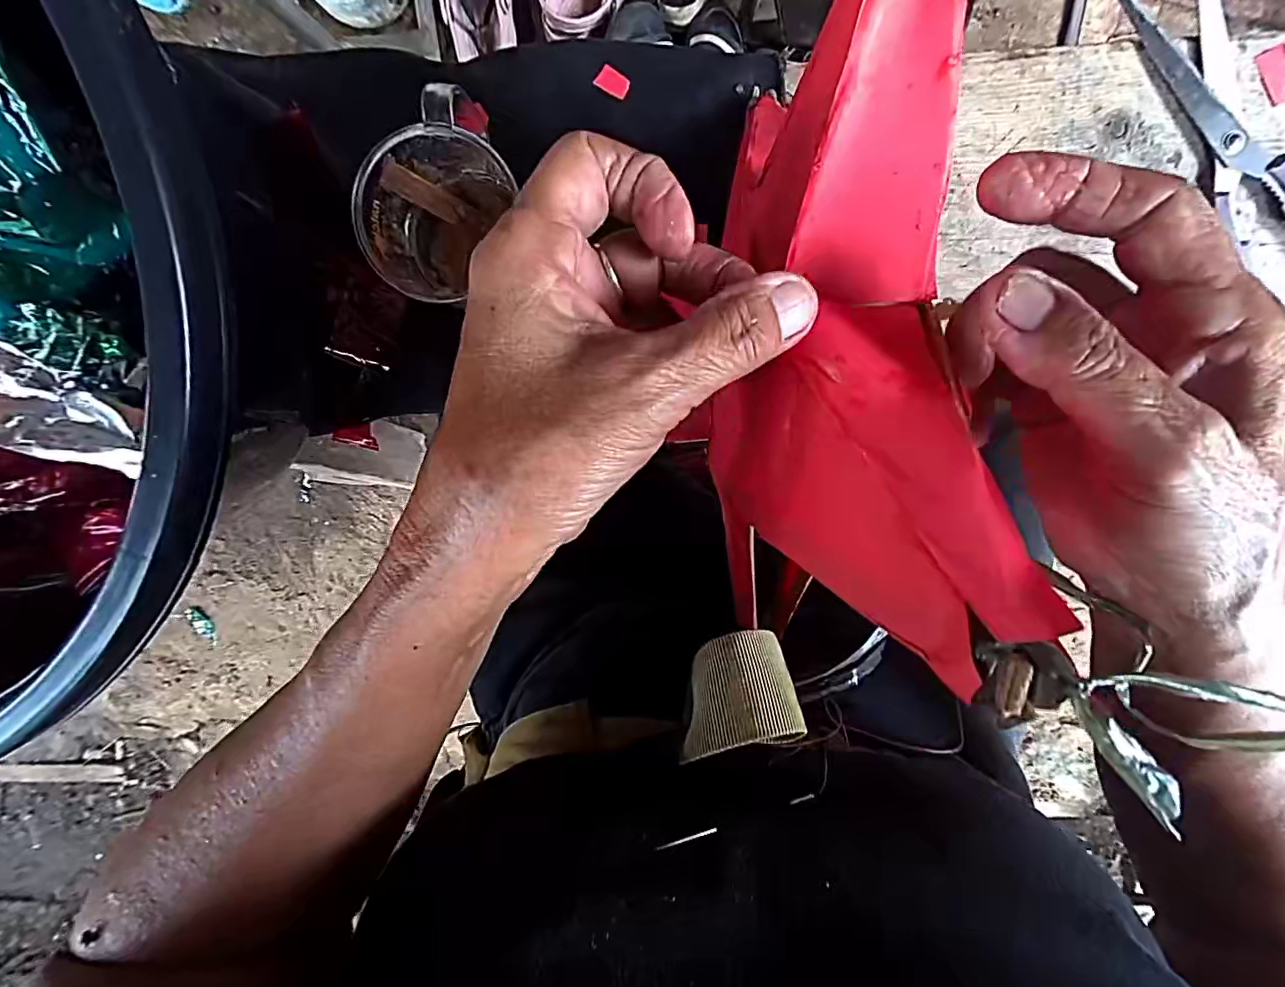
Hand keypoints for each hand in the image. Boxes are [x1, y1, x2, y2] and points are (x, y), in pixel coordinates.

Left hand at [414, 132, 818, 565]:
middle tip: (746, 314)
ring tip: (735, 355)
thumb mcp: (647, 388)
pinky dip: (676, 350)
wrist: (492, 526)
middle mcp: (543, 278)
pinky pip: (637, 335)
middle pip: (637, 238)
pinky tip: (707, 380)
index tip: (684, 241)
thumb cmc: (532, 456)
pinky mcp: (576, 365)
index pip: (593, 162)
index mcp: (534, 253)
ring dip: (696, 318)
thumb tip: (792, 300)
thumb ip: (727, 338)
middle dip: (699, 272)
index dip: (652, 186)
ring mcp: (560, 324)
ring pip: (644, 293)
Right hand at [946, 153, 1284, 675]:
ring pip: (1010, 322)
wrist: (1171, 607)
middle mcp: (1148, 329)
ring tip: (968, 405)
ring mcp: (1087, 370)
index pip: (1150, 216)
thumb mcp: (1168, 446)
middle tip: (973, 369)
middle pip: (1055, 274)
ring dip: (976, 352)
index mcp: (1214, 315)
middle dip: (1002, 310)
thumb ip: (1095, 368)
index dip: (1076, 189)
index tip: (997, 189)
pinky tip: (969, 424)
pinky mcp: (1043, 409)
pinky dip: (966, 388)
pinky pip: (989, 372)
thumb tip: (1008, 296)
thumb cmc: (1207, 533)